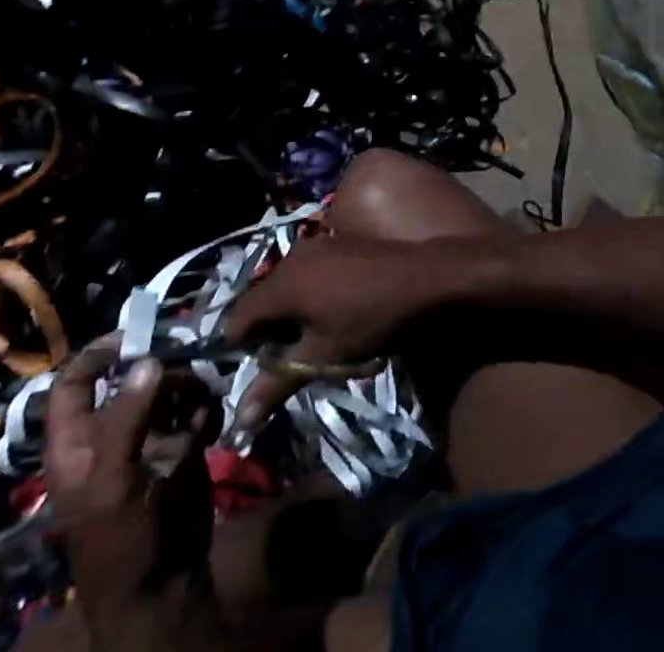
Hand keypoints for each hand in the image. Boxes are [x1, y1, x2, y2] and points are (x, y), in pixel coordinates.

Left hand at [45, 347, 228, 651]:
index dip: (98, 354)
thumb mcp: (114, 480)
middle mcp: (112, 432)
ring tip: (206, 405)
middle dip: (163, 369)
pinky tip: (212, 427)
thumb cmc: (120, 539)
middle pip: (133, 379)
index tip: (136, 335)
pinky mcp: (183, 447)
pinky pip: (196, 412)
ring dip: (191, 389)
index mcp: (77, 440)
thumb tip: (148, 360)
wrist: (164, 586)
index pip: (75, 382)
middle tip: (192, 362)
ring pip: (170, 391)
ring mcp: (150, 439)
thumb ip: (127, 418)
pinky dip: (207, 411)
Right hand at [222, 234, 494, 433]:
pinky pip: (308, 271)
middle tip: (294, 355)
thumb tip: (241, 420)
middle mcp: (290, 259)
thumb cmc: (371, 318)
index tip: (264, 367)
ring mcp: (316, 245)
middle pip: (262, 300)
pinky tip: (337, 308)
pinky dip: (310, 293)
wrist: (425, 275)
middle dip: (271, 331)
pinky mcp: (337, 242)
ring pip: (286, 285)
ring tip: (318, 336)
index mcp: (280, 285)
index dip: (243, 348)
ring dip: (292, 312)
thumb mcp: (325, 356)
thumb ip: (279, 384)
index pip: (238, 319)